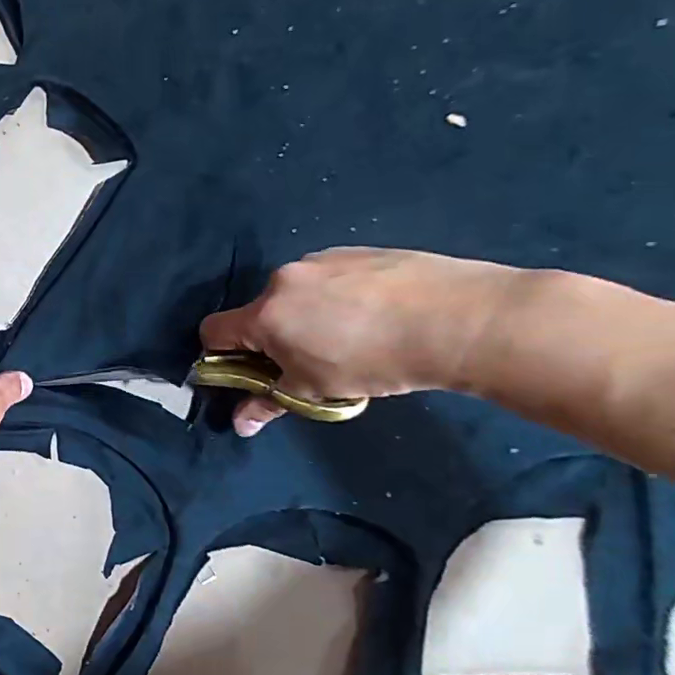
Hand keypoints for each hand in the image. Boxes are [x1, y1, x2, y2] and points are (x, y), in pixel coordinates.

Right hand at [200, 247, 525, 435]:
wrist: (461, 319)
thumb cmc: (374, 360)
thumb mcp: (316, 390)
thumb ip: (269, 403)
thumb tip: (240, 425)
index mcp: (264, 314)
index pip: (213, 331)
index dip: (220, 354)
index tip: (248, 372)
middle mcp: (283, 279)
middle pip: (258, 311)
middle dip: (273, 336)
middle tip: (310, 360)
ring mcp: (321, 259)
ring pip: (296, 292)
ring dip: (305, 313)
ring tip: (352, 335)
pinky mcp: (357, 249)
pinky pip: (329, 276)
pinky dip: (338, 295)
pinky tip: (375, 313)